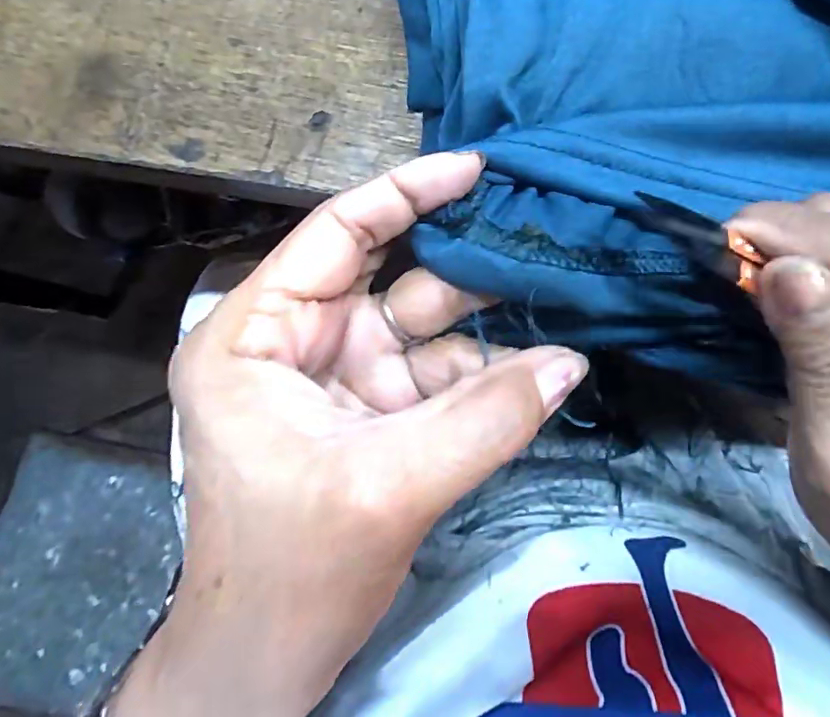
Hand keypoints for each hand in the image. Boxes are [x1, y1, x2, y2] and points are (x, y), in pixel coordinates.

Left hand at [120, 152, 586, 714]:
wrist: (271, 663)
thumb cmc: (291, 571)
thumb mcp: (389, 487)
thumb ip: (484, 420)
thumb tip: (571, 360)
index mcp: (258, 334)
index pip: (338, 233)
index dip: (406, 191)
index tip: (474, 168)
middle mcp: (302, 338)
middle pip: (392, 267)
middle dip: (460, 248)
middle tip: (528, 217)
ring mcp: (348, 371)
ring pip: (431, 319)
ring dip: (490, 309)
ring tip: (555, 280)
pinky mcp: (385, 406)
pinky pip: (449, 367)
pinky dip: (494, 363)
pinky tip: (546, 359)